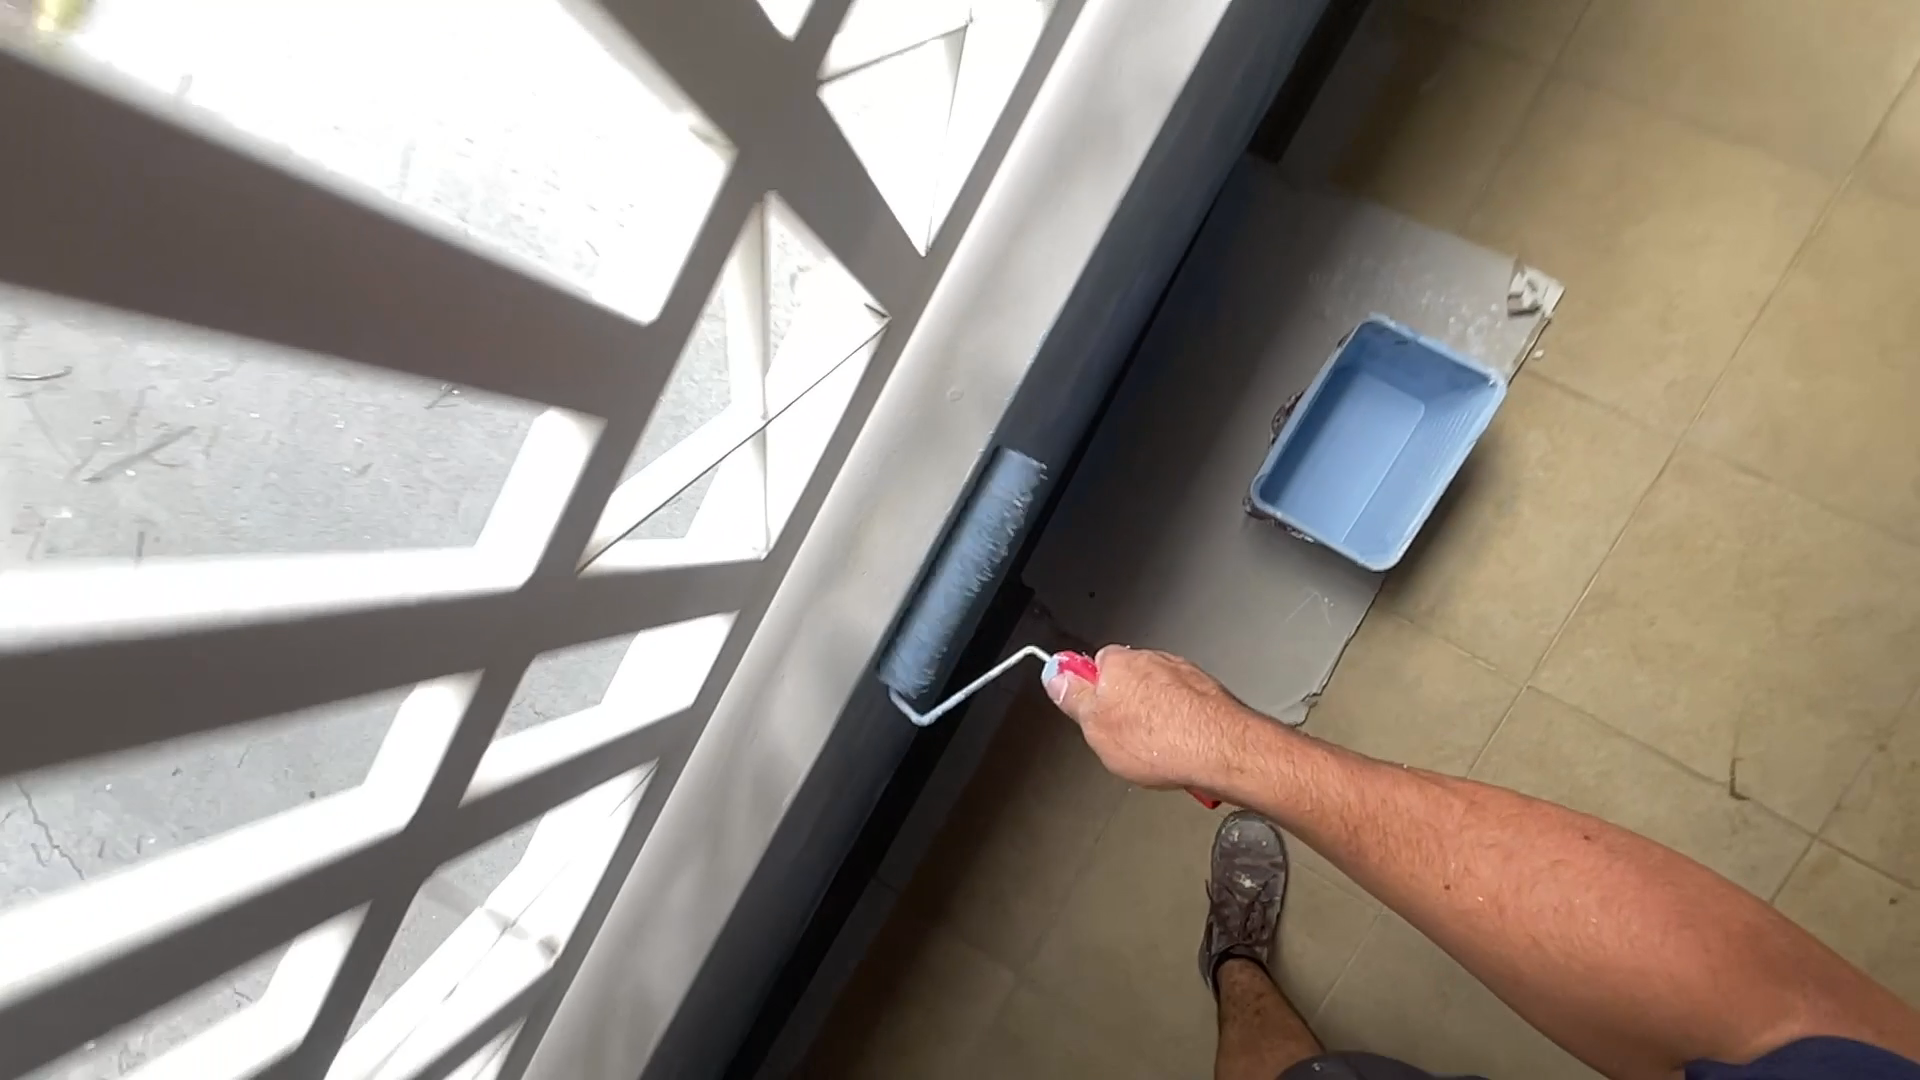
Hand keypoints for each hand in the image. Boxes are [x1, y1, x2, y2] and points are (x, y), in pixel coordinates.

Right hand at [1044, 645, 1250, 789]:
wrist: (1224, 751)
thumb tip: (1054, 677)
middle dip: (1123, 707)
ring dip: (1152, 715)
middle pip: (1123, 680)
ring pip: (1154, 694)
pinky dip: (1178, 721)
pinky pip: (1180, 704)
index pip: (1089, 666)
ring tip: (1155, 747)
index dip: (1089, 694)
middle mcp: (1149, 659)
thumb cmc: (1164, 741)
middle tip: (1123, 738)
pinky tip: (1179, 746)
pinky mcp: (1205, 690)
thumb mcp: (1096, 728)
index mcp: (1117, 662)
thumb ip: (1072, 698)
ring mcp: (1180, 672)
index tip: (1089, 715)